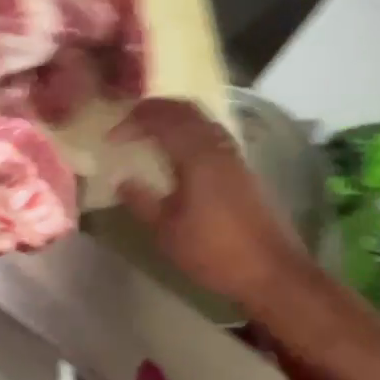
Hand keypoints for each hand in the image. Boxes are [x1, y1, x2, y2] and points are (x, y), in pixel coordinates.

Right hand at [110, 97, 307, 300]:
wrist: (268, 270)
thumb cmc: (213, 252)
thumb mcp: (166, 232)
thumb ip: (141, 201)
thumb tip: (122, 179)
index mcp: (197, 156)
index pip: (163, 119)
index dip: (134, 120)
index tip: (111, 135)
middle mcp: (218, 146)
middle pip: (186, 110)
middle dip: (154, 110)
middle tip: (128, 122)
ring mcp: (234, 156)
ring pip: (201, 120)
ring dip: (173, 119)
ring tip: (148, 134)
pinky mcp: (241, 169)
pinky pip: (210, 135)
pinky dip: (188, 133)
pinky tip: (176, 155)